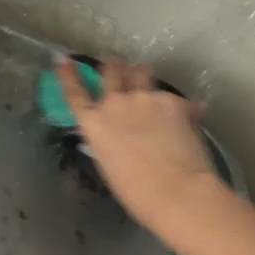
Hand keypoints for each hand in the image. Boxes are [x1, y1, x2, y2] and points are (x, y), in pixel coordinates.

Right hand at [54, 57, 220, 233]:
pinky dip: (181, 106)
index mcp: (94, 123)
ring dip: (141, 74)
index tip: (64, 59)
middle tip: (118, 67)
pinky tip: (191, 115)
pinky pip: (174, 97)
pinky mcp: (172, 101)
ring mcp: (144, 98)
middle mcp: (115, 103)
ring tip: (148, 82)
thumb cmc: (138, 194)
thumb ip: (108, 140)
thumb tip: (116, 133)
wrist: (178, 194)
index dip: (68, 74)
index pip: (74, 91)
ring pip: (140, 70)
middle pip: (111, 69)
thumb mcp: (109, 165)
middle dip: (114, 66)